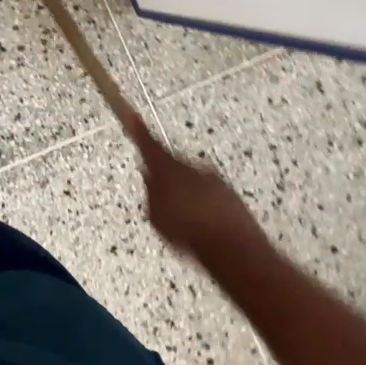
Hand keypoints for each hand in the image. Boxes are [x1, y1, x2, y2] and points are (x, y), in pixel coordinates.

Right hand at [122, 110, 268, 265]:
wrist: (234, 250)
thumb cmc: (189, 232)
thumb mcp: (155, 215)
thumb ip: (151, 191)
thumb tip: (150, 178)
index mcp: (170, 169)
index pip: (148, 144)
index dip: (137, 129)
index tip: (130, 114)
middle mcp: (194, 168)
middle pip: (173, 165)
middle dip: (168, 179)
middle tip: (164, 205)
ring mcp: (215, 180)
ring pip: (193, 182)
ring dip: (188, 196)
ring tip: (186, 226)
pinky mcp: (232, 195)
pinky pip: (211, 196)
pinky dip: (206, 207)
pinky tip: (203, 230)